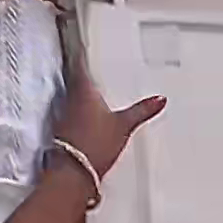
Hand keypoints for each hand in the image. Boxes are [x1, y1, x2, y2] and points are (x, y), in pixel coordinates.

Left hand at [54, 63, 163, 177]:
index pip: (80, 68)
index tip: (83, 49)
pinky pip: (71, 115)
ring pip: (71, 98)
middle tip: (91, 68)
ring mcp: (64, 117)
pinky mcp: (63, 133)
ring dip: (80, 94)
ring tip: (93, 90)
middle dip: (83, 76)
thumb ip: (142, 110)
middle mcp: (70, 101)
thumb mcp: (124, 125)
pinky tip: (88, 117)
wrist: (74, 174)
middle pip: (74, 82)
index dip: (81, 58)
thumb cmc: (95, 145)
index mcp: (83, 92)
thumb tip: (159, 99)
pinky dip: (79, 112)